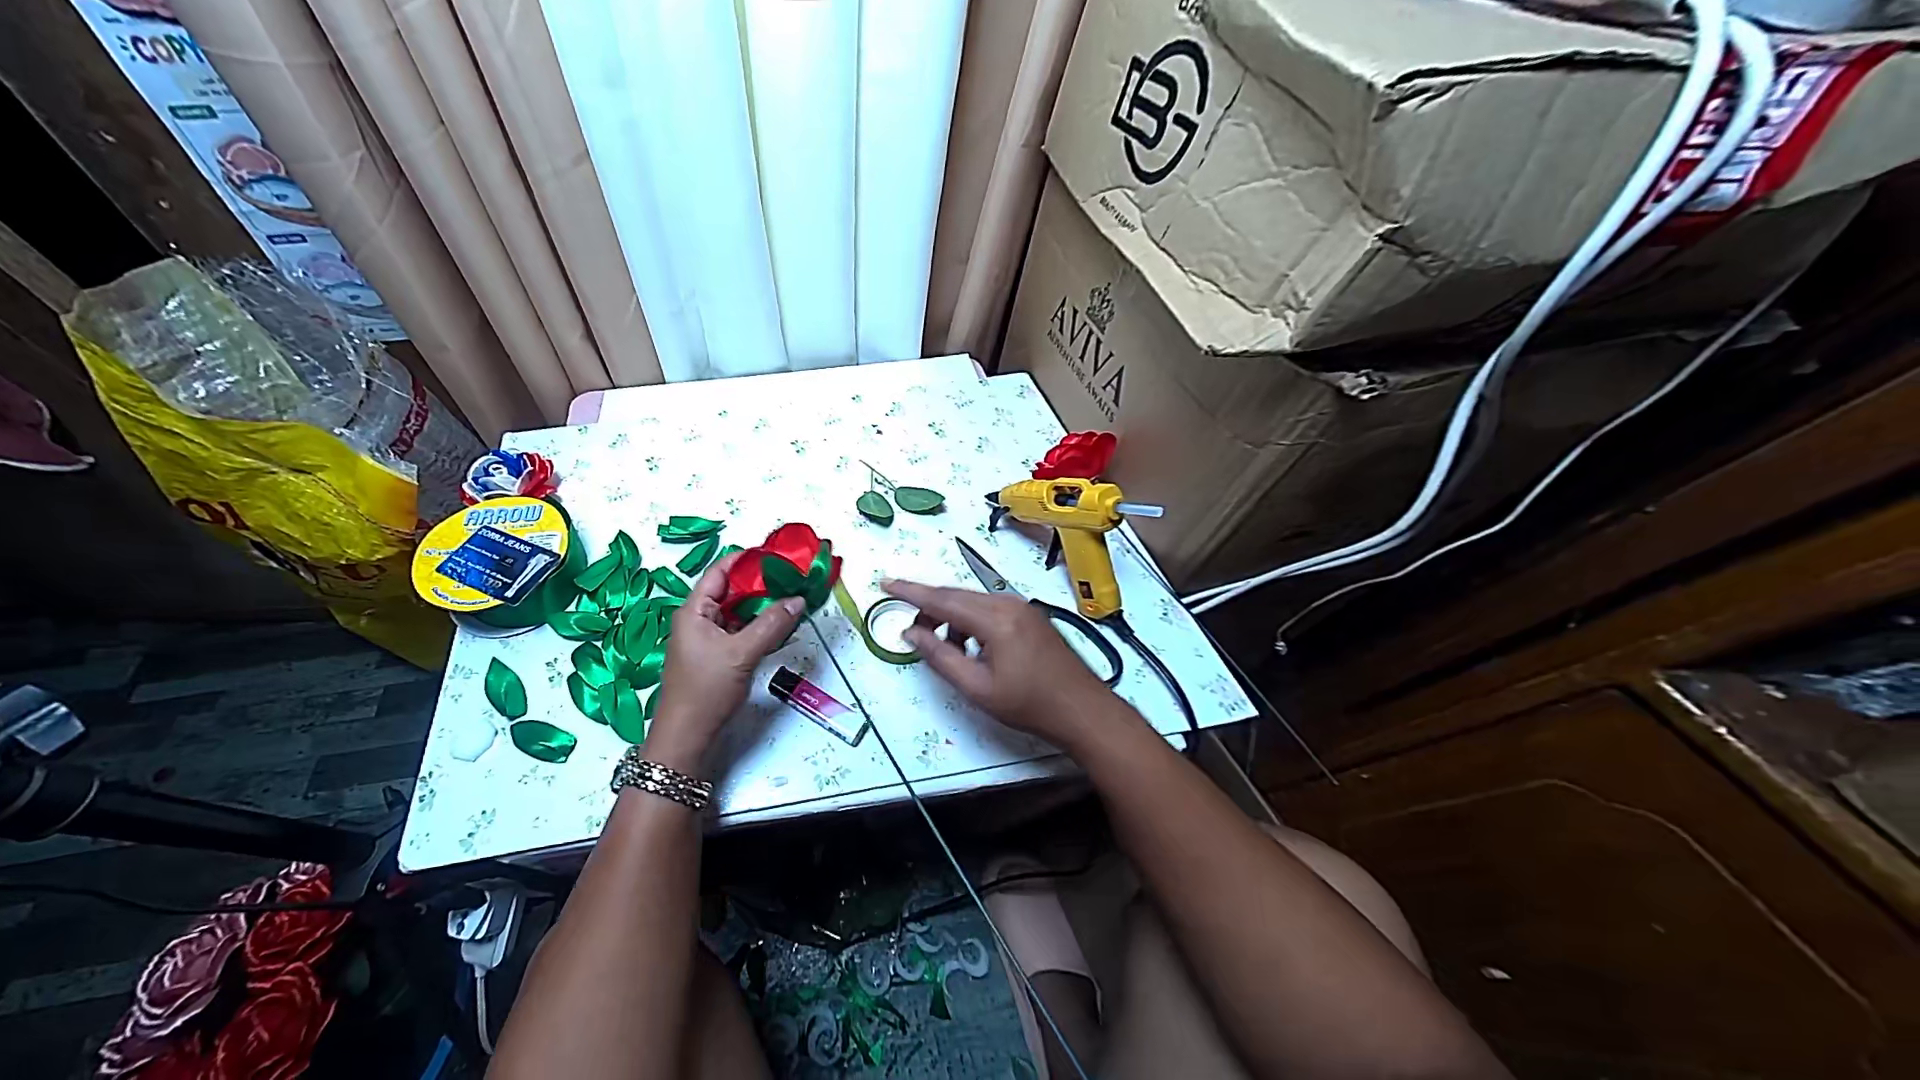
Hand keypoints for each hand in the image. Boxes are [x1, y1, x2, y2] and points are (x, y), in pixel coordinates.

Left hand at [647, 553, 804, 773]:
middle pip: (733, 590)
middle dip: (763, 582)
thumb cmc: (705, 691)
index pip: (721, 571)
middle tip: (794, 576)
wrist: (688, 737)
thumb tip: (798, 599)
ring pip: (740, 612)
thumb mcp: (741, 653)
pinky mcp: (721, 656)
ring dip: (765, 605)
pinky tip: (784, 623)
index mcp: (694, 611)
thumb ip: (771, 624)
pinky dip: (762, 625)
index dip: (748, 559)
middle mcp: (700, 620)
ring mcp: (710, 639)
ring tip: (794, 596)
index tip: (778, 554)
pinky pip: (744, 630)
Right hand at [884, 579, 1121, 751]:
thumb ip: (940, 657)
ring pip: (973, 601)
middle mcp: (1009, 604)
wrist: (1082, 709)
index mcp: (996, 619)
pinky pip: (989, 608)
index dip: (911, 592)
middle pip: (957, 596)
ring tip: (945, 648)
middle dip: (929, 608)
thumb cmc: (1031, 704)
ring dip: (951, 617)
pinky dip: (971, 621)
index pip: (943, 599)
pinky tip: (971, 647)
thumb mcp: (977, 687)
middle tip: (912, 629)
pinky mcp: (1029, 615)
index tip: (887, 584)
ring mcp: (1022, 607)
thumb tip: (913, 633)